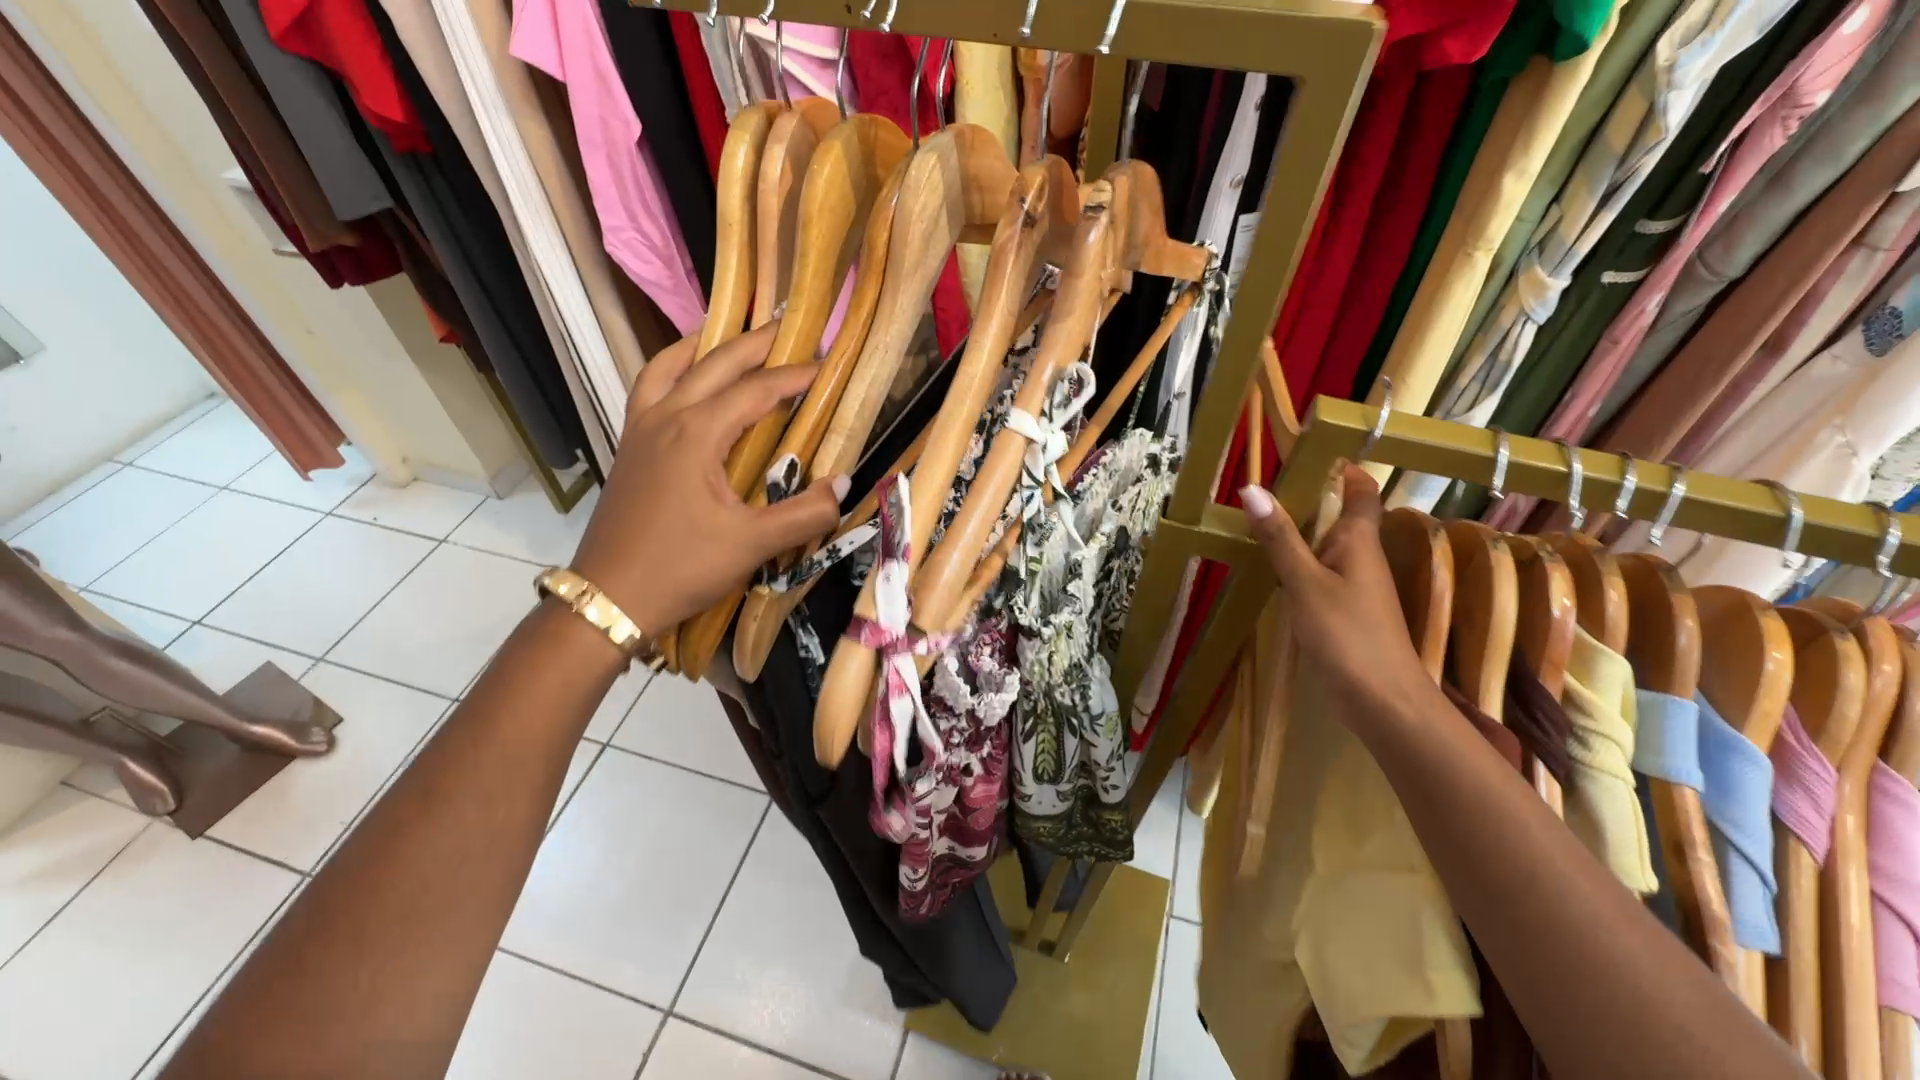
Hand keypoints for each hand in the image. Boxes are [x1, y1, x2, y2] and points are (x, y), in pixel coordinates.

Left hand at [570, 323, 847, 635]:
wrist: (610, 597)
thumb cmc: (681, 569)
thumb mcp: (752, 545)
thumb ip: (804, 514)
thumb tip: (842, 484)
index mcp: (697, 433)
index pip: (756, 390)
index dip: (794, 376)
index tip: (826, 366)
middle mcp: (666, 417)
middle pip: (714, 363)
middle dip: (755, 343)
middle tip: (789, 328)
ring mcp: (640, 429)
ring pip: (670, 366)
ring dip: (705, 346)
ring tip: (732, 338)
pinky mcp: (628, 446)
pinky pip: (649, 388)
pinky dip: (672, 371)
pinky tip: (686, 383)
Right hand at [1240, 465, 1444, 727]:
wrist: (1381, 699)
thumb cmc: (1347, 634)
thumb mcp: (1305, 583)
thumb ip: (1279, 538)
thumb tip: (1252, 488)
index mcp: (1360, 540)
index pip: (1361, 491)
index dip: (1343, 468)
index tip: (1310, 452)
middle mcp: (1362, 557)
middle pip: (1341, 516)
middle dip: (1309, 498)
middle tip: (1264, 485)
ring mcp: (1355, 586)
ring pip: (1328, 547)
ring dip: (1300, 532)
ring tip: (1258, 520)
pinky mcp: (1345, 612)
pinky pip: (1321, 574)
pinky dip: (1298, 565)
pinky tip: (1272, 571)